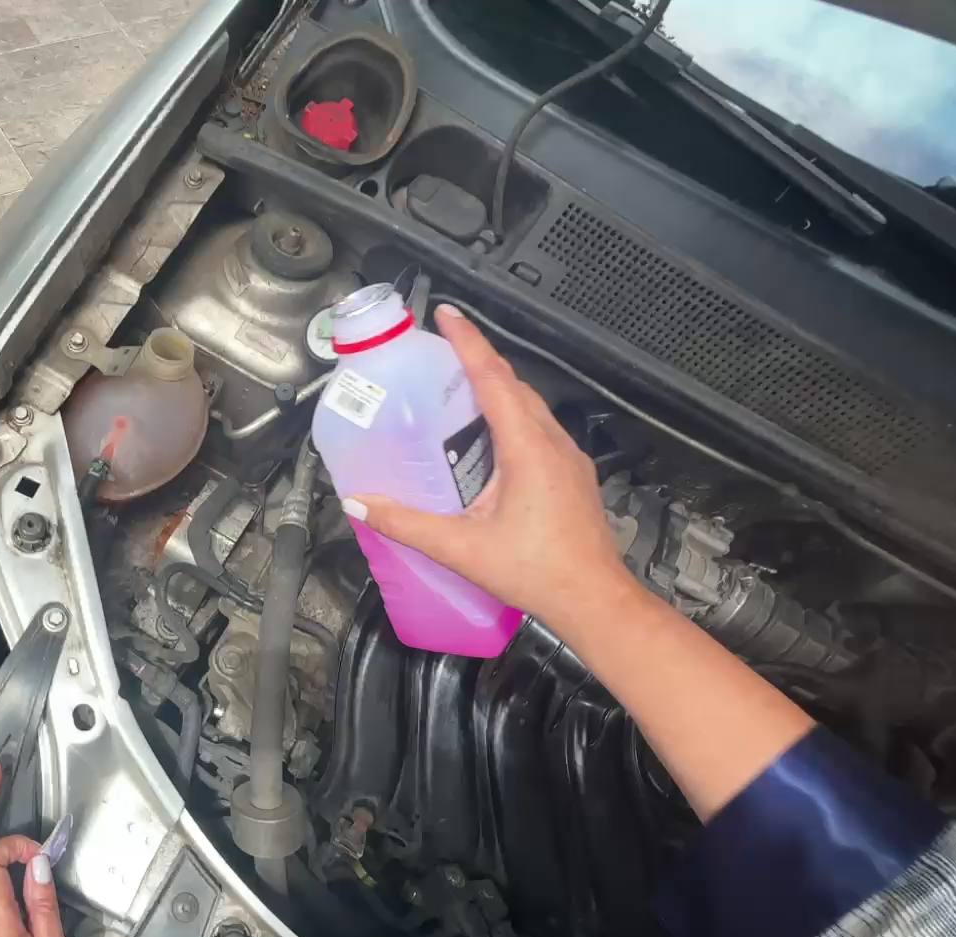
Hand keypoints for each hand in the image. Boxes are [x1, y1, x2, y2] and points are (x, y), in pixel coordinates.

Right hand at [344, 304, 635, 631]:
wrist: (593, 600)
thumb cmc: (537, 572)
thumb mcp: (459, 548)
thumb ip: (406, 524)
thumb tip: (362, 504)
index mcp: (528, 450)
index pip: (495, 379)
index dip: (468, 343)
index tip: (447, 316)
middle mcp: (552, 445)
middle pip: (512, 385)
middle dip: (476, 360)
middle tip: (440, 353)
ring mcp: (566, 459)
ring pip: (527, 407)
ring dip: (493, 388)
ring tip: (455, 388)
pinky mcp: (568, 475)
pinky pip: (535, 429)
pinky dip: (507, 417)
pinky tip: (484, 438)